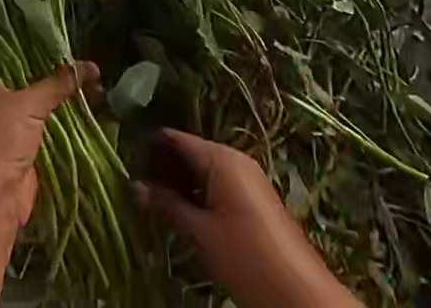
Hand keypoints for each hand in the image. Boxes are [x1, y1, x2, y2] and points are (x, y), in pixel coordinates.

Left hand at [0, 62, 99, 227]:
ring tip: (100, 92)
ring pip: (47, 110)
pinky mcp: (30, 152)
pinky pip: (53, 132)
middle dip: (64, 83)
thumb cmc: (3, 140)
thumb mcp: (28, 104)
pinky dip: (70, 127)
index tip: (74, 53)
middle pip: (37, 87)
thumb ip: (56, 85)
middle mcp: (2, 104)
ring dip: (70, 104)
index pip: (20, 63)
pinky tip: (93, 117)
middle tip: (95, 75)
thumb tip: (89, 65)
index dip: (46, 58)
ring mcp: (16, 129)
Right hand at [135, 130, 360, 307]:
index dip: (148, 148)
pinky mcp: (253, 202)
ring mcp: (246, 181)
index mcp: (220, 158)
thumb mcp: (201, 232)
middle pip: (187, 153)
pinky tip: (180, 213)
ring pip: (201, 171)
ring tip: (153, 201)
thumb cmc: (248, 258)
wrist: (305, 301)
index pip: (173, 138)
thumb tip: (133, 186)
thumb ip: (166, 204)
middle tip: (136, 185)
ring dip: (178, 184)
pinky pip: (215, 186)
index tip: (125, 161)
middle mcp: (234, 161)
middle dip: (162, 168)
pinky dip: (196, 195)